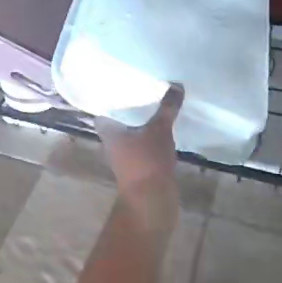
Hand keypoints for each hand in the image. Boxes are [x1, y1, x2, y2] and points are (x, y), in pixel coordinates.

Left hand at [94, 85, 182, 238]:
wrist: (151, 201)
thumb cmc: (147, 162)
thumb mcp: (159, 130)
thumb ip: (167, 107)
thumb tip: (176, 85)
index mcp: (107, 129)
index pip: (105, 107)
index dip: (112, 95)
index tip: (125, 81)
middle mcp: (112, 141)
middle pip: (120, 119)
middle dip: (132, 106)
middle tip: (146, 87)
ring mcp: (125, 155)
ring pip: (133, 131)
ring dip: (144, 120)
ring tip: (158, 101)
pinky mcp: (139, 165)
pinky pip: (145, 143)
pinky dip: (153, 134)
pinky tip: (165, 125)